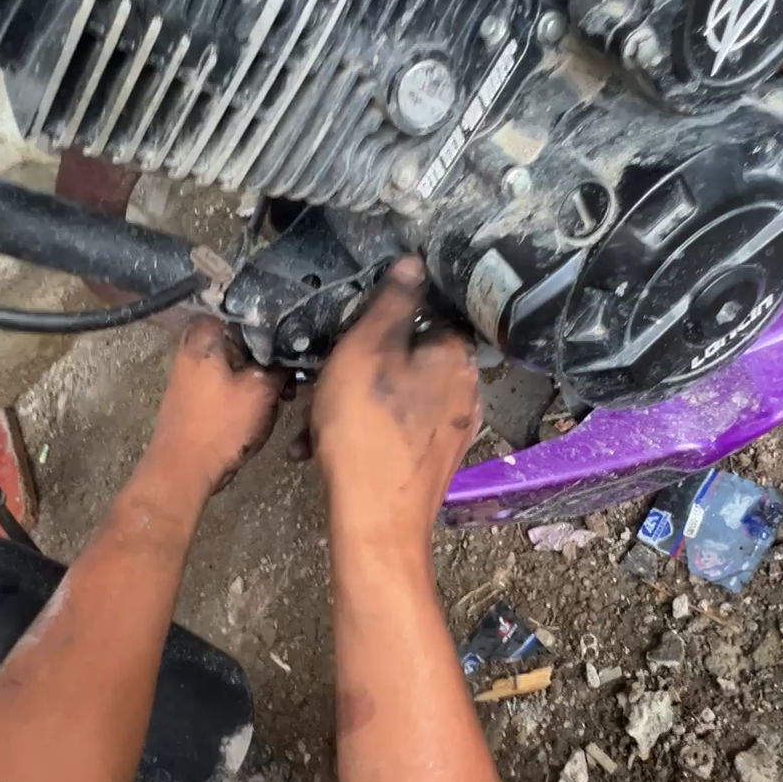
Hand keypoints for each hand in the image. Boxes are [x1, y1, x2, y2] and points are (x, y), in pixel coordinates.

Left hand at [145, 317, 283, 493]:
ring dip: (261, 374)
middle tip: (290, 375)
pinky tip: (263, 403)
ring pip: (238, 360)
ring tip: (282, 394)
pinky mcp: (194, 389)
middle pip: (245, 338)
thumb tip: (294, 351)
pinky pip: (228, 377)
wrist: (183, 468)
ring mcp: (191, 367)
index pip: (251, 313)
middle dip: (270, 355)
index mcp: (206, 332)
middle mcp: (194, 342)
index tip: (299, 343)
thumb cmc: (221, 425)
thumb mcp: (262, 390)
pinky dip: (246, 386)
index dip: (280, 327)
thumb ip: (280, 365)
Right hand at [312, 257, 480, 544]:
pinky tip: (328, 445)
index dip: (384, 320)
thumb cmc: (366, 429)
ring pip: (397, 397)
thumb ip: (391, 303)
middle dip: (361, 367)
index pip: (427, 314)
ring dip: (355, 402)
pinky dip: (366, 430)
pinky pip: (398, 430)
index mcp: (456, 356)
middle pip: (408, 359)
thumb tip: (414, 262)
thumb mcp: (366, 350)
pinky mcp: (435, 460)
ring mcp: (453, 429)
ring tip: (316, 421)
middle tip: (324, 382)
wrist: (377, 519)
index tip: (349, 335)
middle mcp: (465, 390)